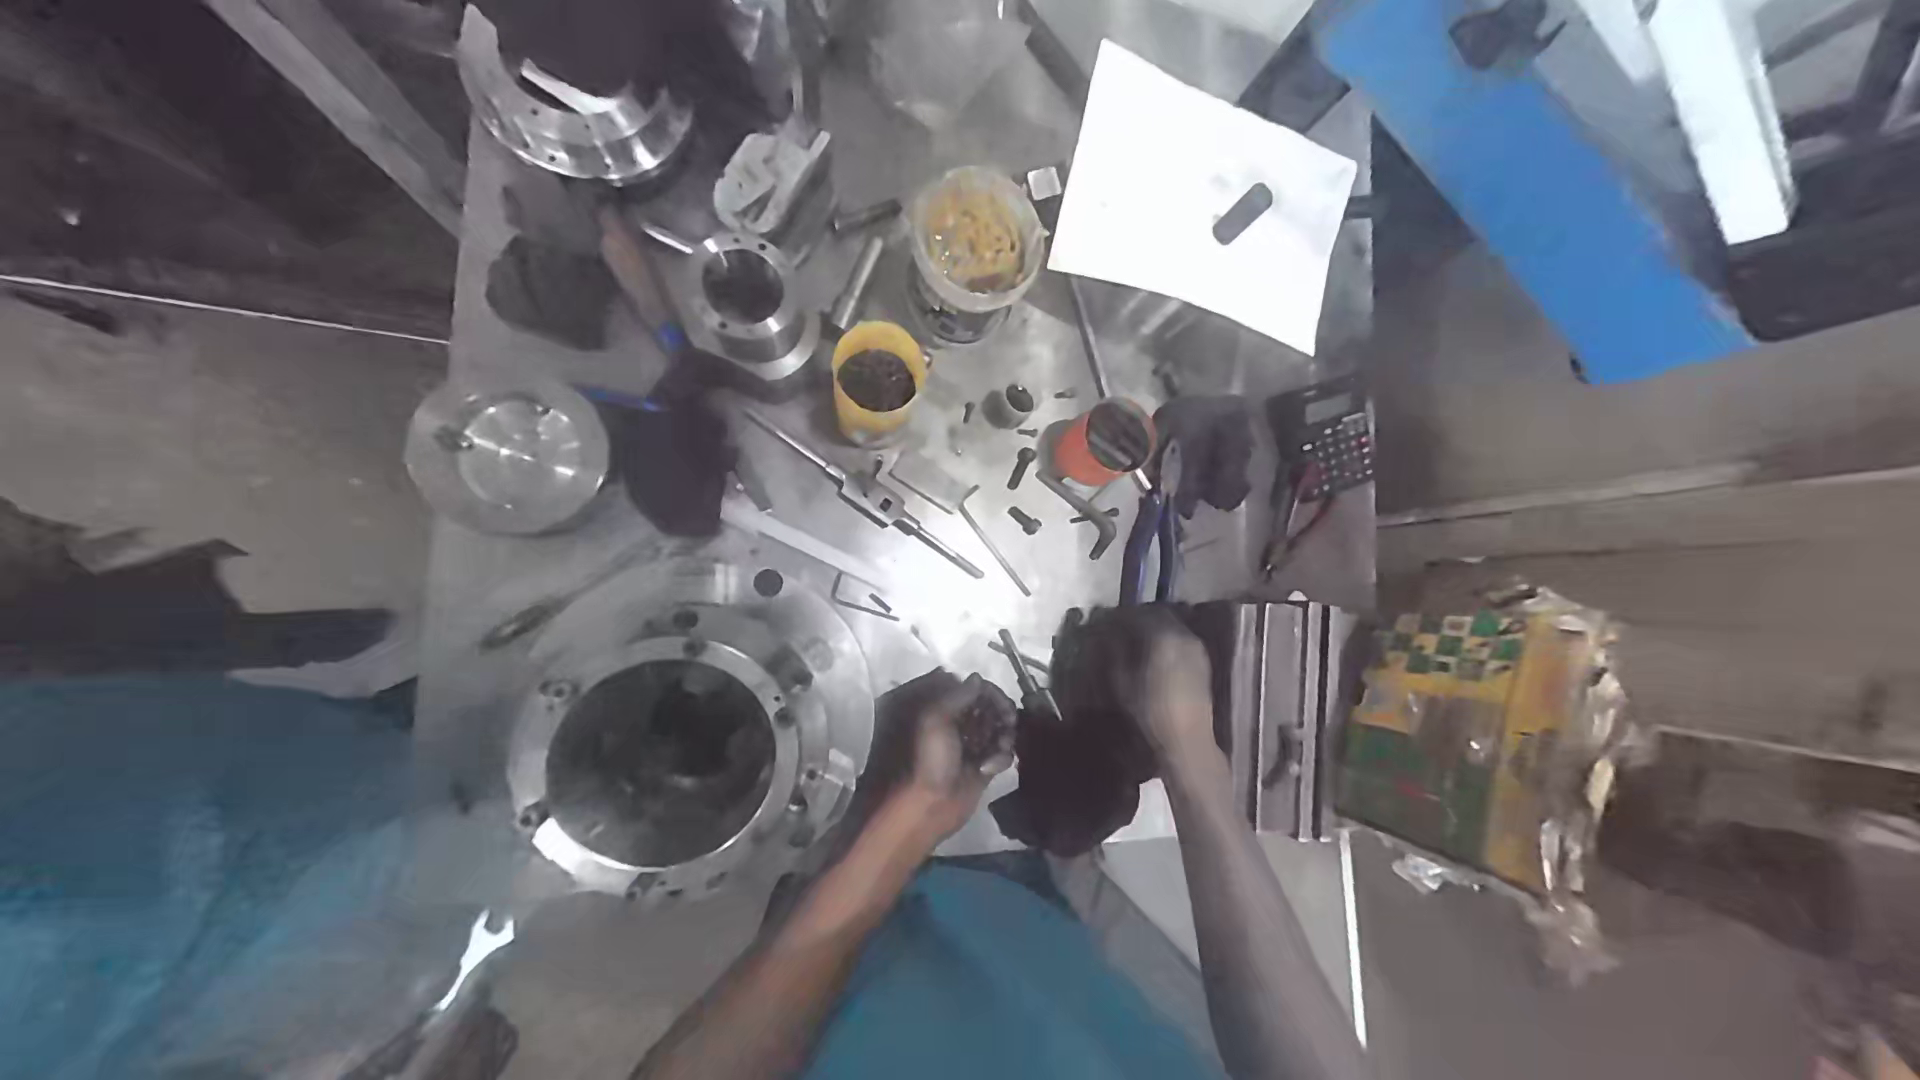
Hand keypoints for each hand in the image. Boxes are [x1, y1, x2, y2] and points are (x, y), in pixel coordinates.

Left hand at [879, 671, 1014, 850]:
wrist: (930, 806)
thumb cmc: (929, 759)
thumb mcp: (936, 719)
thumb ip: (958, 695)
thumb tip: (977, 678)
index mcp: (943, 709)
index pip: (972, 689)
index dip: (988, 691)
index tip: (1000, 700)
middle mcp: (958, 723)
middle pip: (990, 707)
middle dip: (1001, 711)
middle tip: (1008, 720)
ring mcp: (972, 744)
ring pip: (1000, 728)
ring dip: (1005, 734)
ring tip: (1001, 744)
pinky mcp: (985, 765)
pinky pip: (1002, 753)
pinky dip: (1001, 756)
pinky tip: (989, 767)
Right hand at [1102, 606, 1215, 767]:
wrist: (1187, 742)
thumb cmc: (1150, 711)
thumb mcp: (1121, 681)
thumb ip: (1113, 652)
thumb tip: (1106, 635)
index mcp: (1163, 635)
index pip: (1136, 613)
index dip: (1117, 616)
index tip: (1104, 622)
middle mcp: (1183, 635)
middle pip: (1158, 614)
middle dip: (1137, 619)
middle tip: (1119, 629)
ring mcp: (1196, 648)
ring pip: (1171, 626)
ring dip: (1153, 629)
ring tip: (1135, 643)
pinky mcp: (1203, 662)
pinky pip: (1180, 640)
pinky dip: (1165, 640)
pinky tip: (1154, 656)